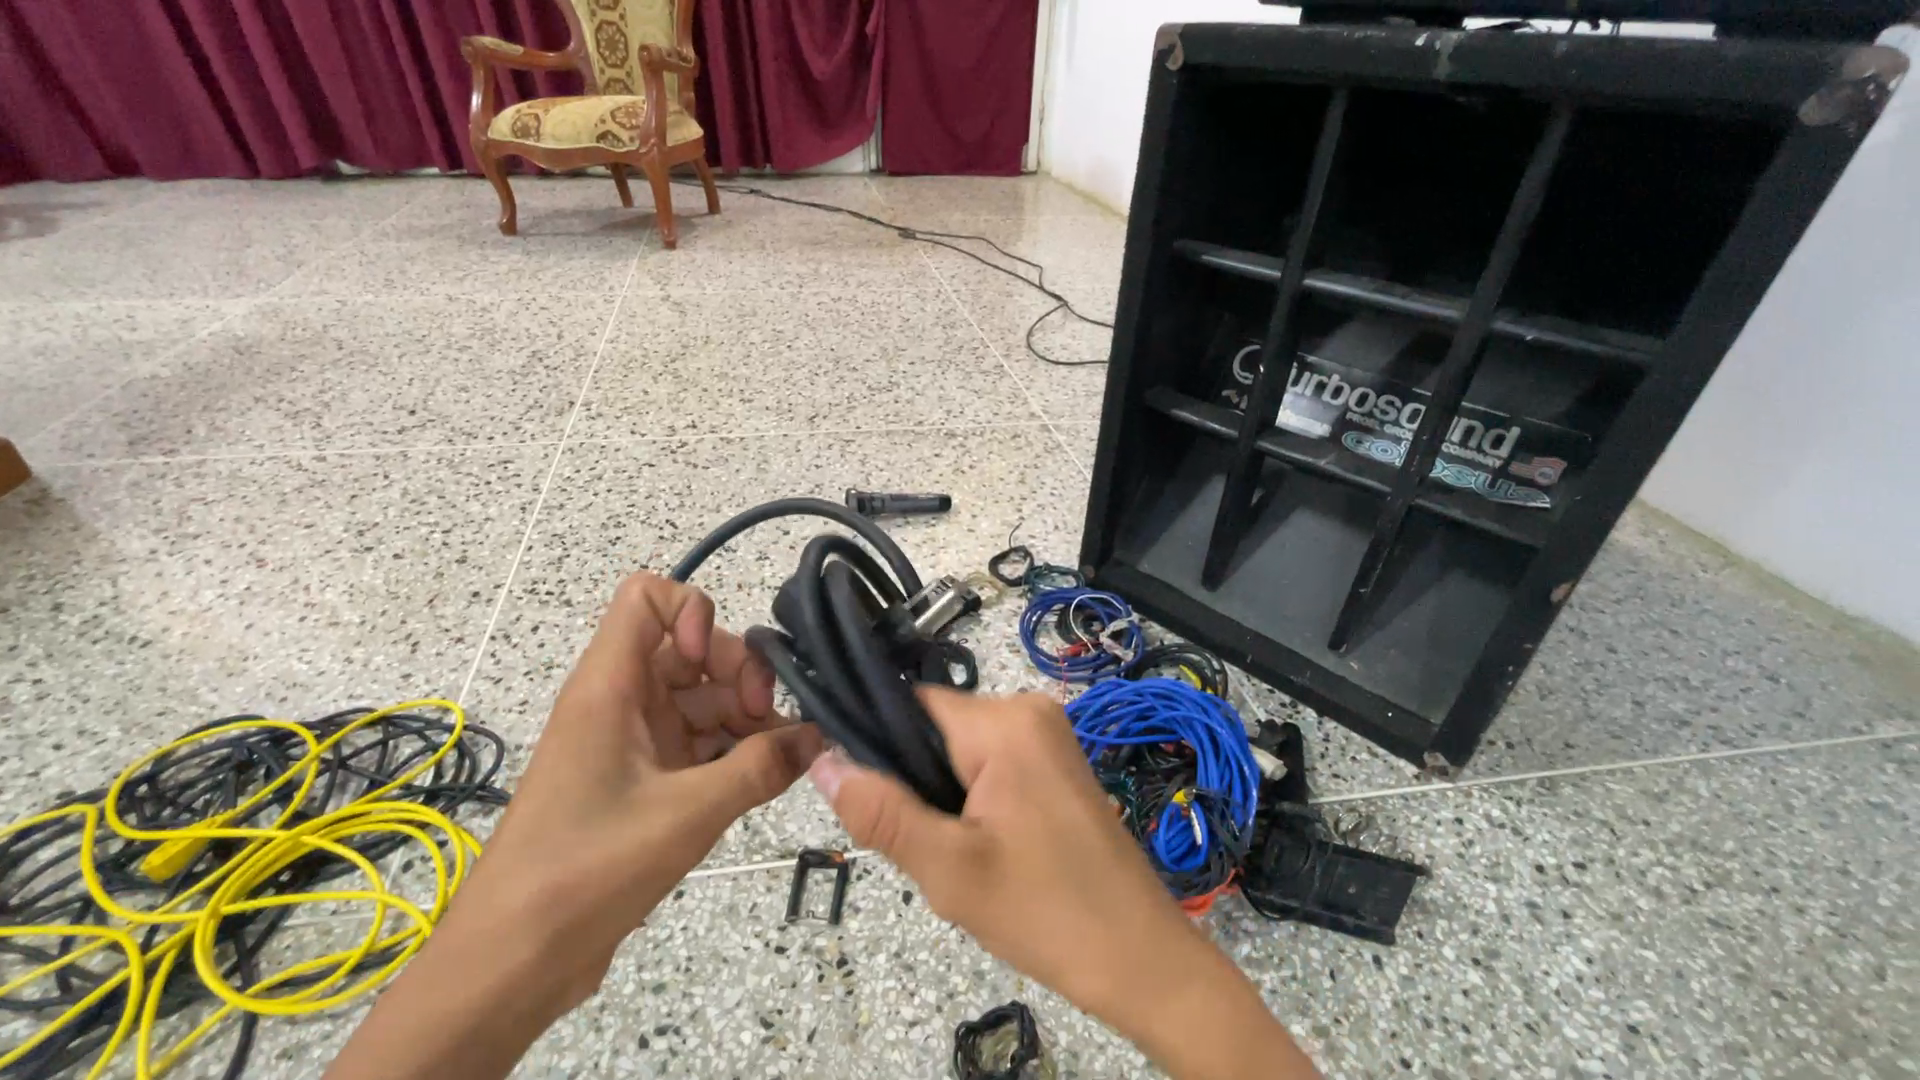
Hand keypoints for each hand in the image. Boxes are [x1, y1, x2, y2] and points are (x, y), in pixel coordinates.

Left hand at [326, 574, 821, 1079]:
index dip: (695, 612)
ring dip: (744, 718)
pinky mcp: (641, 778)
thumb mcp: (688, 812)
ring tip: (779, 760)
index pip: (649, 597)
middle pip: (690, 649)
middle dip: (739, 675)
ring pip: (700, 698)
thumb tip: (818, 737)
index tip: (720, 668)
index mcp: (610, 685)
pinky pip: (697, 741)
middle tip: (770, 723)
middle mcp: (620, 700)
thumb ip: (761, 767)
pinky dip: (732, 751)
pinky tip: (764, 779)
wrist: (516, 955)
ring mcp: (631, 740)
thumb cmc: (590, 866)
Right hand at [809, 688, 1317, 1079]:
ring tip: (956, 855)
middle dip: (914, 784)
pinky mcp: (1057, 765)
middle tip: (923, 847)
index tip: (866, 802)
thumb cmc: (1046, 911)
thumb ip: (881, 811)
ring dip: (941, 799)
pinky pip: (990, 766)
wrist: (1140, 957)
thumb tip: (823, 761)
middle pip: (934, 729)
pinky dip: (971, 802)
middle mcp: (1030, 710)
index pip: (910, 705)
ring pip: (959, 752)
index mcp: (1005, 721)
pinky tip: (982, 850)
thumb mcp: (949, 868)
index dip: (876, 746)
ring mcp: (1049, 736)